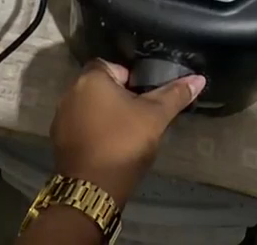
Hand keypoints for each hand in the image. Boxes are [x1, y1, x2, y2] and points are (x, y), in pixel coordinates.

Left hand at [50, 60, 202, 203]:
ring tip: (124, 133)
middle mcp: (70, 92)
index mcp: (91, 78)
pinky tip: (107, 147)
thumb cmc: (123, 143)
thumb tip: (199, 78)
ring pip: (89, 106)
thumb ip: (175, 95)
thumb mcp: (155, 117)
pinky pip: (79, 126)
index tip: (142, 97)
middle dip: (117, 97)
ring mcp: (61, 118)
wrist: (93, 191)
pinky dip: (92, 131)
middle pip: (100, 86)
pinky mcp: (58, 140)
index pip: (111, 65)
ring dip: (103, 114)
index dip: (129, 77)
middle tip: (137, 116)